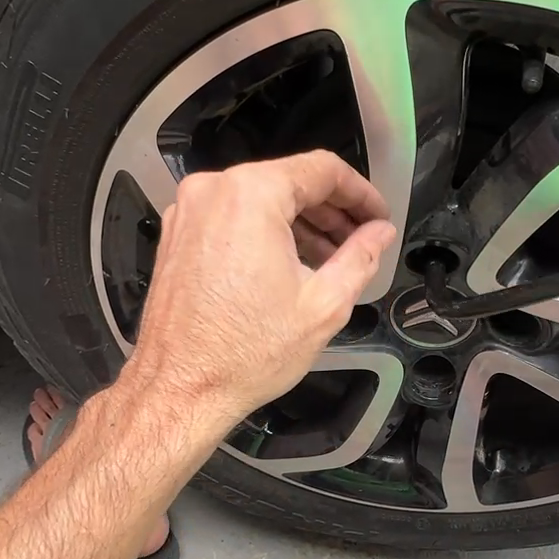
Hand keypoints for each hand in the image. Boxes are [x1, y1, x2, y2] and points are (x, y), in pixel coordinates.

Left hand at [129, 151, 396, 419]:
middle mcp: (214, 193)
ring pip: (262, 201)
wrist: (182, 388)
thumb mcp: (324, 304)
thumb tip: (379, 234)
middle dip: (332, 212)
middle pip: (290, 182)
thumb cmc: (241, 354)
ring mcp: (190, 214)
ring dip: (301, 225)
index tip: (377, 216)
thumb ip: (361, 257)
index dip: (361, 192)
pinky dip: (267, 234)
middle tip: (361, 241)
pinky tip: (290, 267)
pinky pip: (234, 219)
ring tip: (331, 261)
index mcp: (251, 196)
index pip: (323, 170)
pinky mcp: (179, 237)